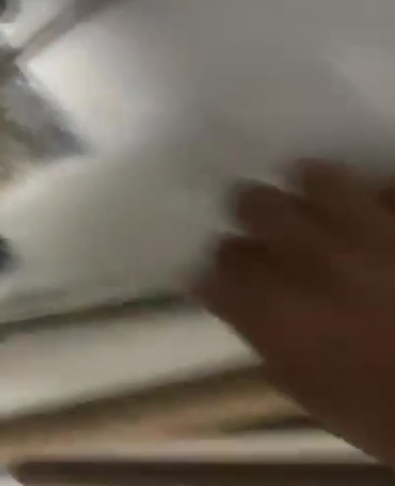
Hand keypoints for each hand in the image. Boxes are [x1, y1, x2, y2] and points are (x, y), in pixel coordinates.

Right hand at [195, 159, 394, 462]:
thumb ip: (266, 340)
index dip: (225, 274)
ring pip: (316, 177)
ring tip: (327, 208)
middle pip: (251, 205)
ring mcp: (367, 233)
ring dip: (315, 192)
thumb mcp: (315, 393)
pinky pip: (388, 187)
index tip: (239, 286)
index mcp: (265, 299)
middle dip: (257, 219)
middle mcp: (302, 254)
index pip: (211, 263)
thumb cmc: (392, 411)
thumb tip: (239, 309)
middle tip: (278, 238)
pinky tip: (382, 214)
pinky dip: (382, 197)